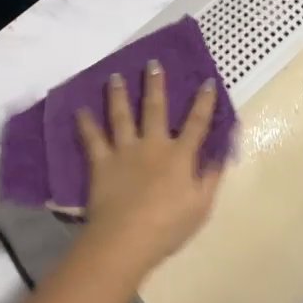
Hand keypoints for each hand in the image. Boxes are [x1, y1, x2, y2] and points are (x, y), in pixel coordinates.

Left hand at [73, 61, 222, 276]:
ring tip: (114, 77)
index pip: (197, 124)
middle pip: (155, 109)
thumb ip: (211, 176)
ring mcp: (125, 151)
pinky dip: (85, 124)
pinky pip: (92, 138)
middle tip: (152, 64)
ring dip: (118, 95)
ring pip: (121, 116)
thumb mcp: (201, 205)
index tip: (207, 81)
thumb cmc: (168, 226)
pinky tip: (80, 110)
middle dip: (156, 85)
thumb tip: (222, 152)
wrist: (127, 238)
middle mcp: (152, 145)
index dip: (204, 103)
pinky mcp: (101, 162)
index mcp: (180, 156)